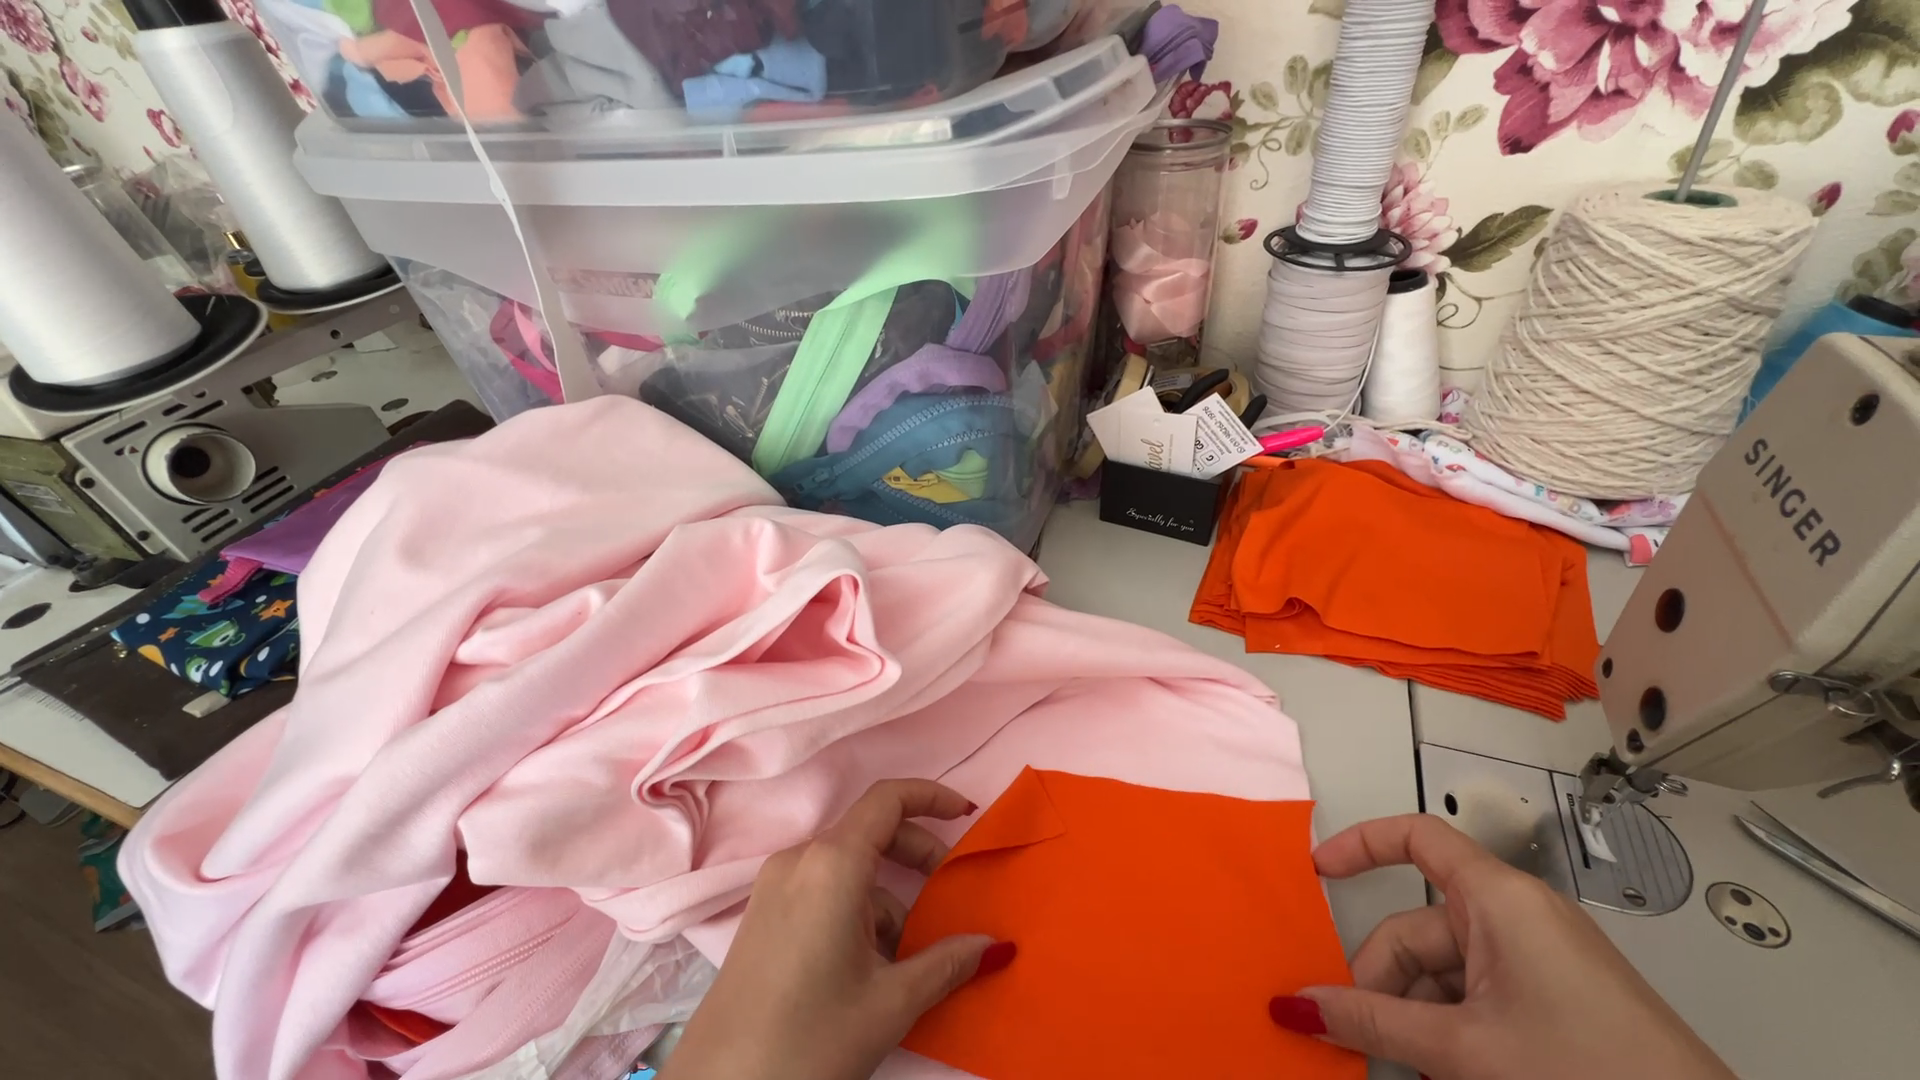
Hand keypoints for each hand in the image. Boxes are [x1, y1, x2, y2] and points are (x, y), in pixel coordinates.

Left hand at [660, 779, 1013, 1079]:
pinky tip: (874, 962)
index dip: (931, 796)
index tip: (967, 816)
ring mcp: (776, 886)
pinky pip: (823, 889)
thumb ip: (948, 963)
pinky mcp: (764, 914)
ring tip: (914, 948)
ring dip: (889, 891)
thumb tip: (996, 945)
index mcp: (832, 863)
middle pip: (871, 831)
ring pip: (848, 867)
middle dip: (918, 853)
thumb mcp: (891, 1002)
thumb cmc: (810, 1038)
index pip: (888, 799)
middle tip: (950, 891)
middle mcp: (800, 860)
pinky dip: (859, 907)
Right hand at [1269, 814, 1735, 1079]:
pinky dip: (1448, 1026)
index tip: (1317, 874)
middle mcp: (1518, 915)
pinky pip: (1477, 993)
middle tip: (1354, 1032)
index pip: (1416, 837)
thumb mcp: (1463, 1048)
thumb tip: (1297, 1007)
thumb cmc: (1585, 1072)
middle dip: (1382, 978)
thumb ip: (1372, 1023)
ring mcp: (1539, 958)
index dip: (1361, 844)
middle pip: (1419, 925)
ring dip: (1413, 1012)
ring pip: (1444, 969)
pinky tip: (1441, 1069)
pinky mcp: (1557, 998)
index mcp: (1499, 898)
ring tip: (1402, 1063)